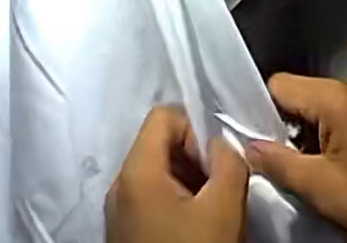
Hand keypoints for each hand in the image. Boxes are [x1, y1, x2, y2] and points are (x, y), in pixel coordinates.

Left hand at [106, 105, 249, 242]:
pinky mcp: (124, 233)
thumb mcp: (222, 213)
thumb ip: (228, 166)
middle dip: (195, 160)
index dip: (195, 129)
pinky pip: (150, 200)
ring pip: (156, 173)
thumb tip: (223, 143)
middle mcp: (120, 181)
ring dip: (189, 184)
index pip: (163, 115)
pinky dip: (176, 205)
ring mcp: (118, 209)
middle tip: (220, 191)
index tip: (217, 164)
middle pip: (158, 144)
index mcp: (136, 167)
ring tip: (213, 215)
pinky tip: (198, 232)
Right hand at [247, 75, 346, 242]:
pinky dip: (333, 144)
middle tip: (290, 167)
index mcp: (337, 95)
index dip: (261, 113)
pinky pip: (343, 121)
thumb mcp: (325, 192)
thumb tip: (248, 148)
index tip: (261, 146)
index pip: (275, 85)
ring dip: (311, 140)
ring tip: (318, 177)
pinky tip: (342, 176)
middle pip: (298, 97)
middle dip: (288, 130)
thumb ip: (279, 163)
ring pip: (319, 111)